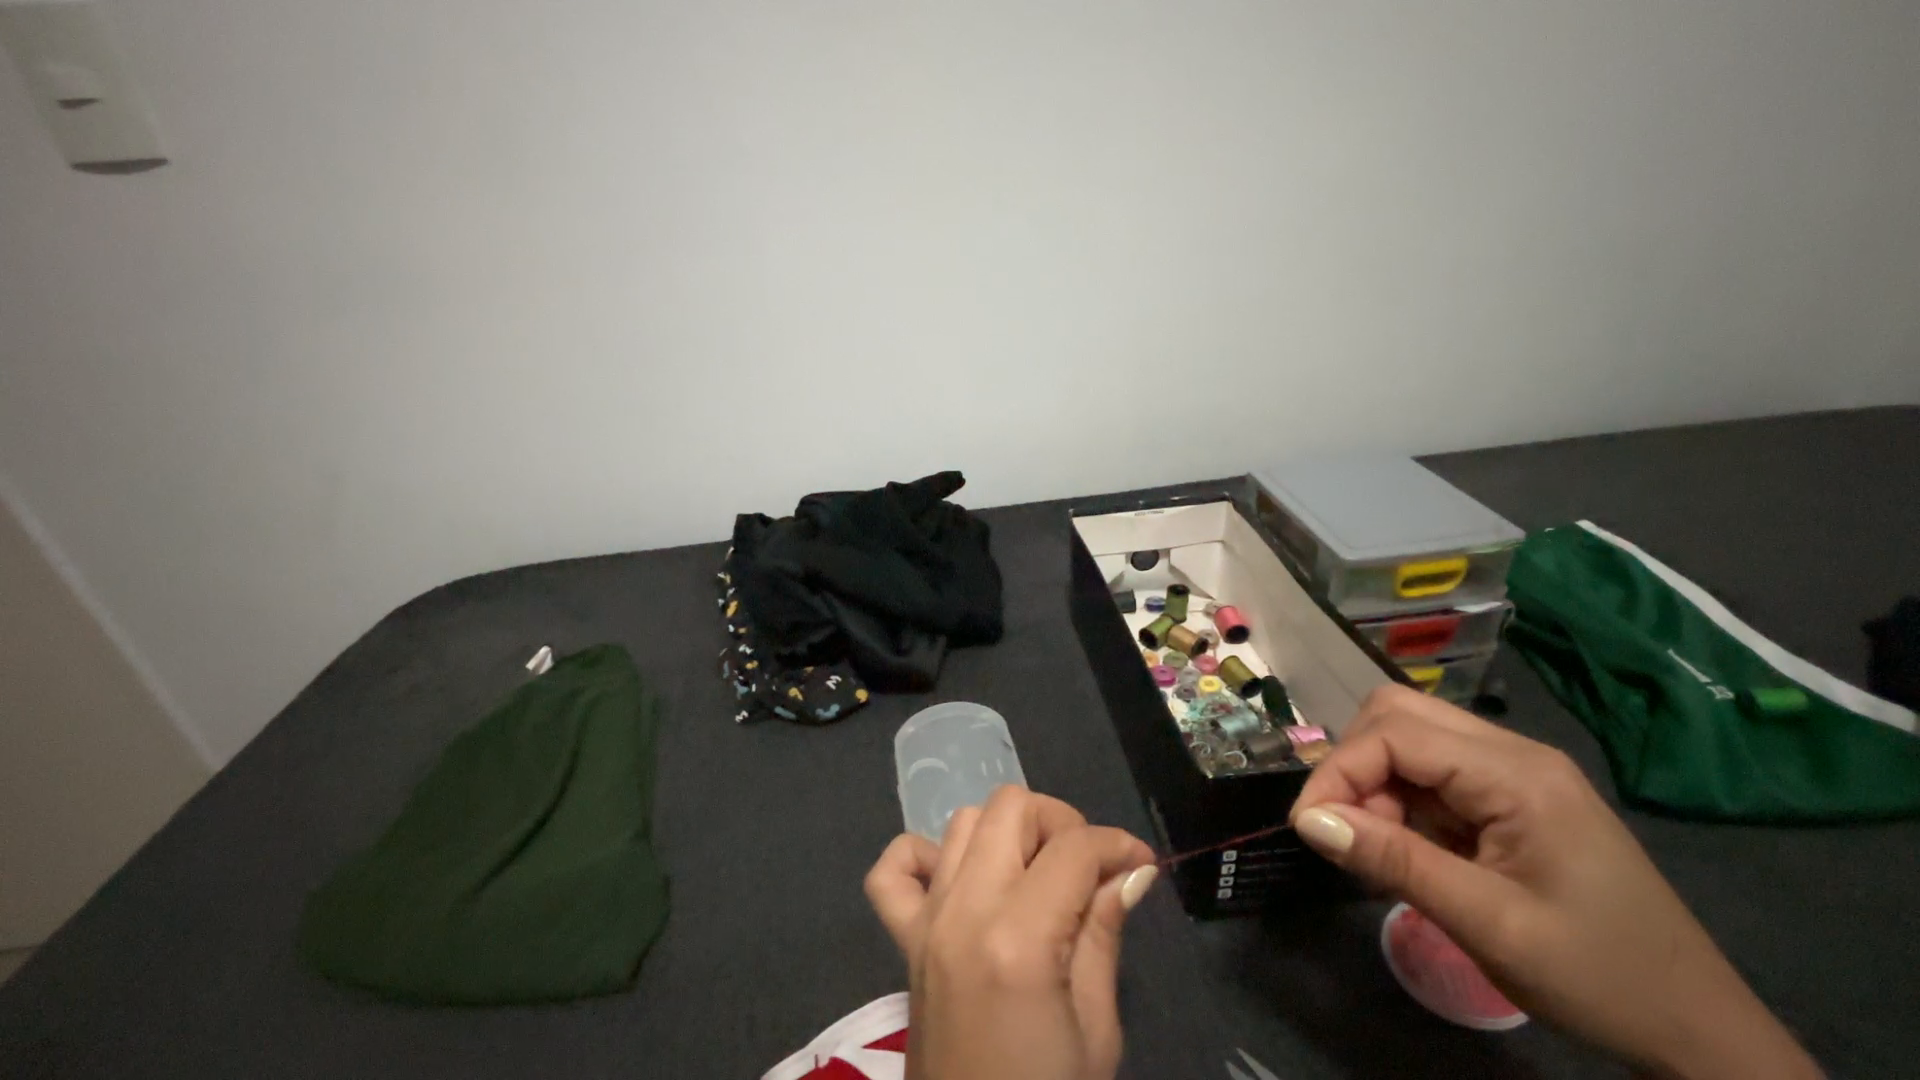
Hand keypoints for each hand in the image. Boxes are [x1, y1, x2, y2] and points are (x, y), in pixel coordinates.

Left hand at [863, 786, 1157, 1079]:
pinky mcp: (903, 939)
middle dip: (1060, 823)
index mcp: (1018, 938)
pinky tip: (960, 882)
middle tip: (1088, 870)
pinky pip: (893, 869)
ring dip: (1006, 833)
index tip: (1141, 864)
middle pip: (1010, 808)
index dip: (1117, 844)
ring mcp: (926, 920)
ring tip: (1037, 877)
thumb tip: (1131, 870)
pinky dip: (924, 856)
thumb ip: (1103, 933)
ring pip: (962, 822)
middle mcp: (963, 911)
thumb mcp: (1095, 1026)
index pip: (1073, 848)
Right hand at [1291, 685, 1820, 1079]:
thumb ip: (1394, 861)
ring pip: (1412, 740)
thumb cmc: (1596, 974)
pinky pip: (1434, 774)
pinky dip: (1400, 801)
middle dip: (1353, 764)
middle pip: (1400, 715)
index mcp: (1517, 773)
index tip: (1308, 828)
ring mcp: (1516, 774)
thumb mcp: (1486, 922)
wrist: (1696, 1025)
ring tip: (1377, 849)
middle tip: (1344, 831)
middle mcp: (1514, 754)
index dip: (1339, 770)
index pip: (1395, 732)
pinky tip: (1407, 849)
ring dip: (1374, 783)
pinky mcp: (1512, 798)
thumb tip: (1307, 820)